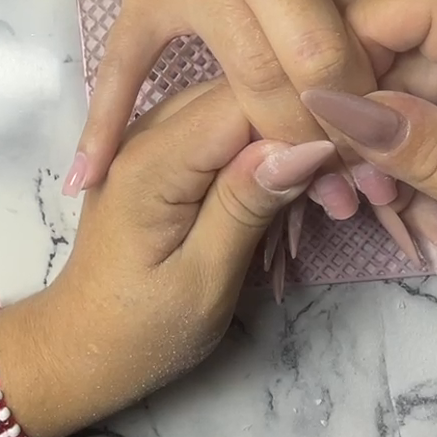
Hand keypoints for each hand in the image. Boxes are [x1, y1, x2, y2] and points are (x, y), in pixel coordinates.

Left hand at [6, 83, 332, 436]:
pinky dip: (255, 144)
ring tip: (325, 181)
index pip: (241, 101)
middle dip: (297, 124)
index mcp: (150, 162)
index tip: (354, 161)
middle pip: (236, 92)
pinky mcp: (158, 151)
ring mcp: (146, 136)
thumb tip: (307, 142)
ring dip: (279, 133)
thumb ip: (246, 205)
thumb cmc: (143, 328)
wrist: (82, 344)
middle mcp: (142, 131)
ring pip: (229, 103)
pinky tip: (284, 176)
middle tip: (350, 178)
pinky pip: (215, 125)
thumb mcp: (204, 278)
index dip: (303, 119)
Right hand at [68, 0, 414, 219]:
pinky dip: (105, 122)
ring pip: (243, 82)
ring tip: (309, 182)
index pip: (373, 16)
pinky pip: (122, 66)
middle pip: (312, 65)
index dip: (399, 72)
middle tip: (368, 164)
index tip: (411, 113)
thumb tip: (405, 13)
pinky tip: (88, 177)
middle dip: (348, 124)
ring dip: (281, 142)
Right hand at [300, 0, 436, 321]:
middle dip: (354, 113)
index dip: (361, 38)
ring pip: (384, 83)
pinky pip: (402, 115)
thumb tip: (338, 106)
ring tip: (385, 209)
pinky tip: (402, 205)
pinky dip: (387, 160)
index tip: (336, 121)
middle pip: (388, 42)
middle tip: (356, 193)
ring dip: (367, 147)